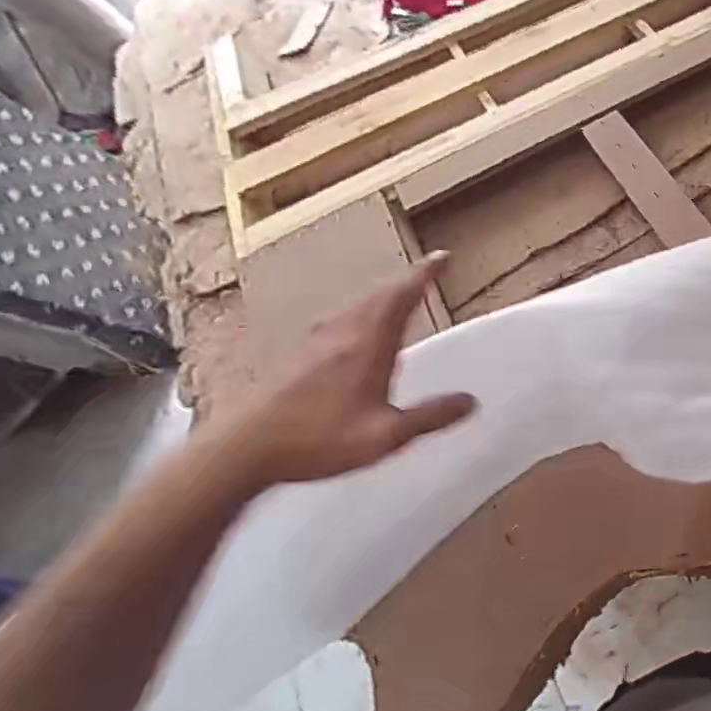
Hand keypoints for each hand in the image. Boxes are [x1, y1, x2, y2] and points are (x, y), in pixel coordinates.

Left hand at [212, 254, 476, 486]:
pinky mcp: (298, 360)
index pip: (400, 299)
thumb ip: (430, 417)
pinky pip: (337, 321)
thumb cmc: (317, 441)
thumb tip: (471, 401)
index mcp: (367, 346)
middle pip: (376, 297)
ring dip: (380, 295)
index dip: (423, 275)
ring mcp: (315, 347)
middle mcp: (341, 337)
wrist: (240, 453)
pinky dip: (359, 312)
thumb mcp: (386, 436)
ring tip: (397, 294)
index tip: (442, 257)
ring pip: (355, 307)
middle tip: (426, 272)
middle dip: (405, 281)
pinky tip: (353, 327)